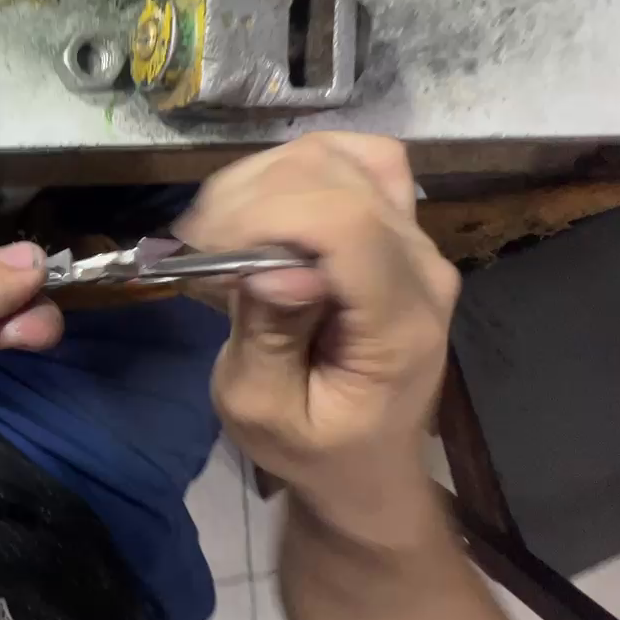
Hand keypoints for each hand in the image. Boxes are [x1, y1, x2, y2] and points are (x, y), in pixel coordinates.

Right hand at [175, 133, 458, 526]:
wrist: (364, 463)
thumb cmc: (310, 446)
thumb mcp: (264, 412)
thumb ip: (270, 338)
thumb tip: (274, 269)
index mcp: (397, 324)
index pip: (343, 224)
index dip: (260, 219)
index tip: (203, 255)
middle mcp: (420, 267)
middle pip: (333, 178)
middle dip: (247, 202)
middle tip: (199, 252)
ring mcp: (413, 241)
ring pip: (336, 156)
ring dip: (260, 182)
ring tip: (221, 233)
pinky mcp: (393, 228)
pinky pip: (349, 161)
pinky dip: (289, 169)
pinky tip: (256, 209)